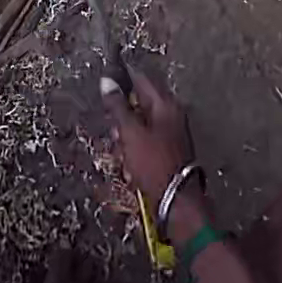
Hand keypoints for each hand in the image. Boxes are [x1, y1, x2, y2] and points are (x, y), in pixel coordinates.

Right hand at [100, 63, 194, 208]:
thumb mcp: (130, 131)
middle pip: (139, 103)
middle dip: (122, 117)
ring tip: (122, 153)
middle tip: (115, 132)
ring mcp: (171, 134)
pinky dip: (135, 150)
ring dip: (126, 136)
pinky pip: (146, 141)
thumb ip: (118, 105)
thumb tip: (107, 80)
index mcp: (166, 104)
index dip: (121, 80)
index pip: (141, 80)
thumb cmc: (153, 162)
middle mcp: (171, 115)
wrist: (176, 203)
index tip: (105, 84)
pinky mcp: (167, 152)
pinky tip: (130, 165)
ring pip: (140, 124)